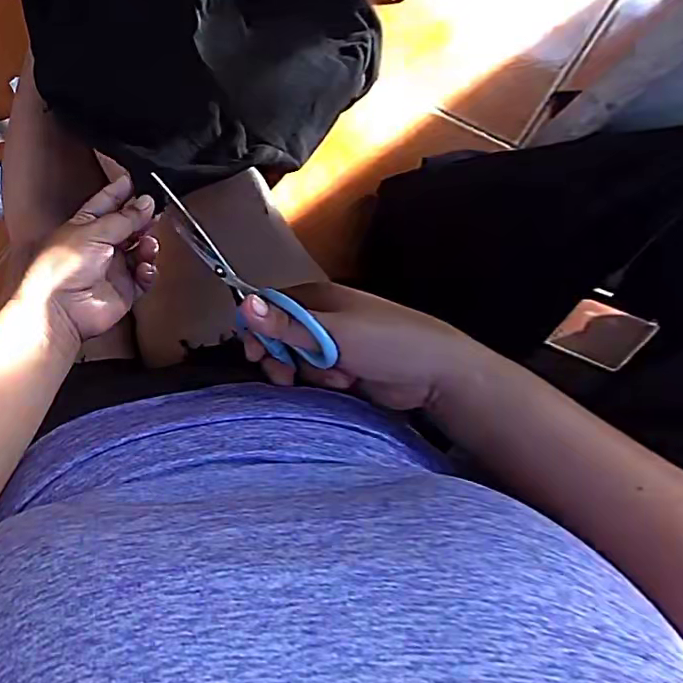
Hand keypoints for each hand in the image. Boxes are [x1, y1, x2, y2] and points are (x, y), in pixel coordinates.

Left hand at [19, 176, 159, 351]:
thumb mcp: (94, 231)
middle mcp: (99, 246)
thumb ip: (124, 217)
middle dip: (143, 220)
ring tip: (148, 244)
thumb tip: (146, 202)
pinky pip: (144, 277)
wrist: (60, 309)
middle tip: (154, 214)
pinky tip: (145, 268)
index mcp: (84, 226)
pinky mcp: (123, 290)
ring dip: (148, 245)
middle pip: (128, 226)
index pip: (106, 202)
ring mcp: (112, 268)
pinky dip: (148, 272)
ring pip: (140, 250)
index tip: (139, 181)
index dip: (122, 191)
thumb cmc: (62, 268)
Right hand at [237, 283, 483, 411]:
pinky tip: (345, 384)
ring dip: (309, 372)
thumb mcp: (332, 334)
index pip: (271, 307)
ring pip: (298, 359)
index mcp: (319, 298)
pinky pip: (316, 374)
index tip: (254, 353)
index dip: (258, 329)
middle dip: (282, 357)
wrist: (437, 373)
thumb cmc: (387, 342)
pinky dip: (324, 381)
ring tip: (337, 377)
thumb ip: (287, 324)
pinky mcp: (344, 366)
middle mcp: (323, 317)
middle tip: (287, 375)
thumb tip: (245, 303)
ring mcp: (335, 342)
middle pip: (280, 336)